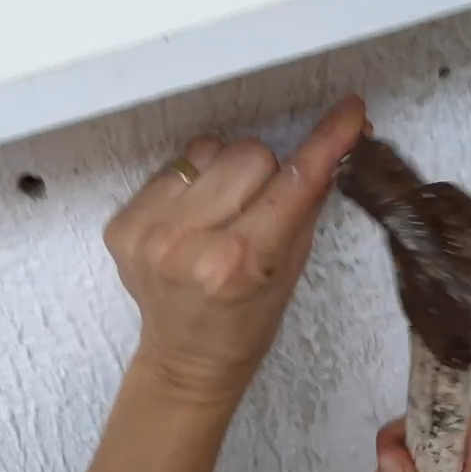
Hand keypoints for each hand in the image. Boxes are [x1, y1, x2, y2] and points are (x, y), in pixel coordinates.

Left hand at [102, 95, 367, 403]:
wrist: (186, 359)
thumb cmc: (248, 320)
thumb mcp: (291, 268)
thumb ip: (306, 204)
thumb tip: (333, 146)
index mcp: (238, 262)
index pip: (292, 182)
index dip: (325, 143)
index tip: (348, 112)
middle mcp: (186, 243)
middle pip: (249, 152)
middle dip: (264, 172)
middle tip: (258, 208)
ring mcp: (147, 232)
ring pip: (208, 149)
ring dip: (223, 171)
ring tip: (219, 214)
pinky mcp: (122, 225)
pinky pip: (173, 167)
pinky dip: (189, 184)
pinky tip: (189, 220)